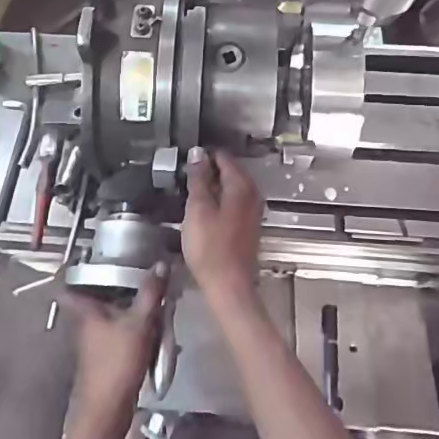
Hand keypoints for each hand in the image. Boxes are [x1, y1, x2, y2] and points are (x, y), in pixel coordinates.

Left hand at [62, 266, 165, 416]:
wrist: (107, 411)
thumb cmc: (117, 362)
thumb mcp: (139, 323)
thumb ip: (151, 293)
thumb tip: (161, 263)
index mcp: (84, 311)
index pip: (66, 284)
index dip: (72, 268)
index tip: (88, 253)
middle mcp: (84, 323)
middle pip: (91, 296)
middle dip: (108, 283)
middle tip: (129, 267)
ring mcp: (92, 342)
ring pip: (105, 313)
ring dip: (122, 303)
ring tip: (145, 292)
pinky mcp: (104, 356)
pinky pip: (115, 330)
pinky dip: (128, 323)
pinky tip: (149, 323)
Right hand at [182, 147, 262, 308]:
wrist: (228, 285)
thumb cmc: (210, 248)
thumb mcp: (197, 208)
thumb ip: (198, 178)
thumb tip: (197, 153)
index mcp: (241, 185)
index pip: (223, 157)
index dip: (203, 157)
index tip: (185, 163)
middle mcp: (252, 194)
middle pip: (229, 170)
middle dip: (207, 171)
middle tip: (185, 180)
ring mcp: (252, 210)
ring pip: (231, 187)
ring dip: (212, 188)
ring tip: (191, 196)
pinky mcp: (248, 224)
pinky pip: (233, 202)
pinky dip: (219, 201)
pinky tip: (204, 212)